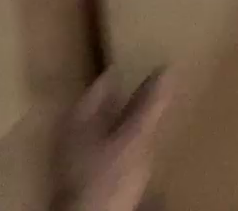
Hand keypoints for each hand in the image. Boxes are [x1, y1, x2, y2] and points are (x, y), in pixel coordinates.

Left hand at [57, 71, 172, 210]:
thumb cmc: (107, 177)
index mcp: (79, 114)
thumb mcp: (135, 137)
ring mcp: (73, 155)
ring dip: (124, 121)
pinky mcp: (81, 177)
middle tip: (154, 86)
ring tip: (149, 116)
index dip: (128, 68)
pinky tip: (135, 148)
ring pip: (104, 128)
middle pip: (103, 104)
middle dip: (127, 96)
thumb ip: (150, 103)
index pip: (105, 79)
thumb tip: (166, 67)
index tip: (149, 60)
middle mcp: (71, 130)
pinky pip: (104, 149)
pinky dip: (120, 143)